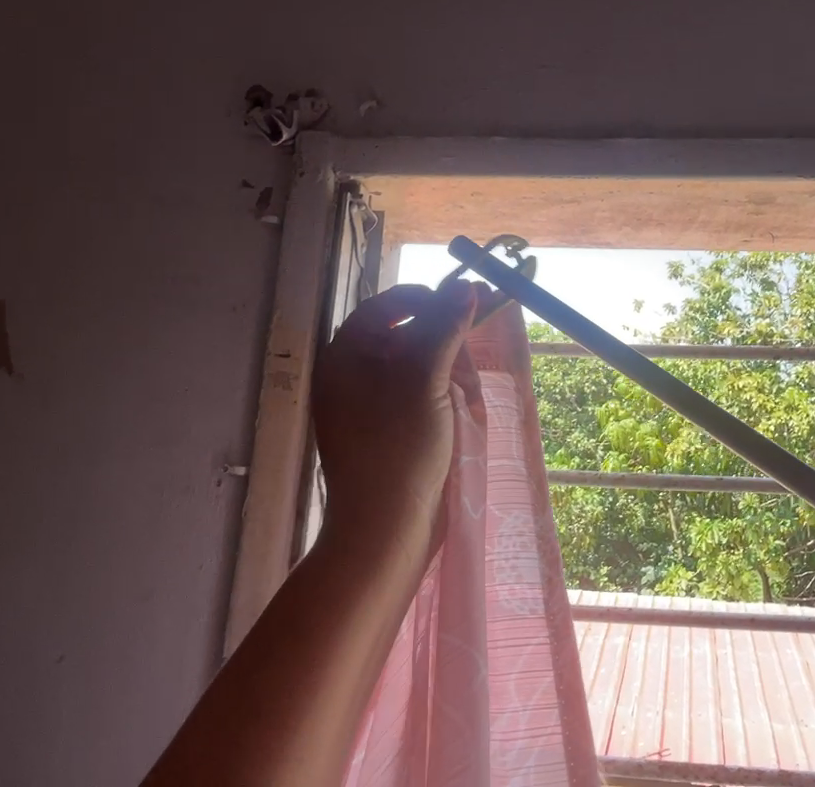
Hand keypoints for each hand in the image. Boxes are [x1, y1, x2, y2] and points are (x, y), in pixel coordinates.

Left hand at [310, 282, 501, 541]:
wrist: (384, 530)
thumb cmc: (399, 447)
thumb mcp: (426, 378)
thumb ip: (445, 326)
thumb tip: (464, 284)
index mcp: (345, 354)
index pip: (388, 304)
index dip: (429, 300)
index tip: (468, 308)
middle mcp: (351, 374)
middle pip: (409, 334)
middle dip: (446, 349)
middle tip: (466, 377)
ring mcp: (367, 405)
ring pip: (421, 368)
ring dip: (451, 377)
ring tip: (465, 405)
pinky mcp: (385, 431)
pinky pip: (420, 398)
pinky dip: (444, 401)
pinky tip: (459, 421)